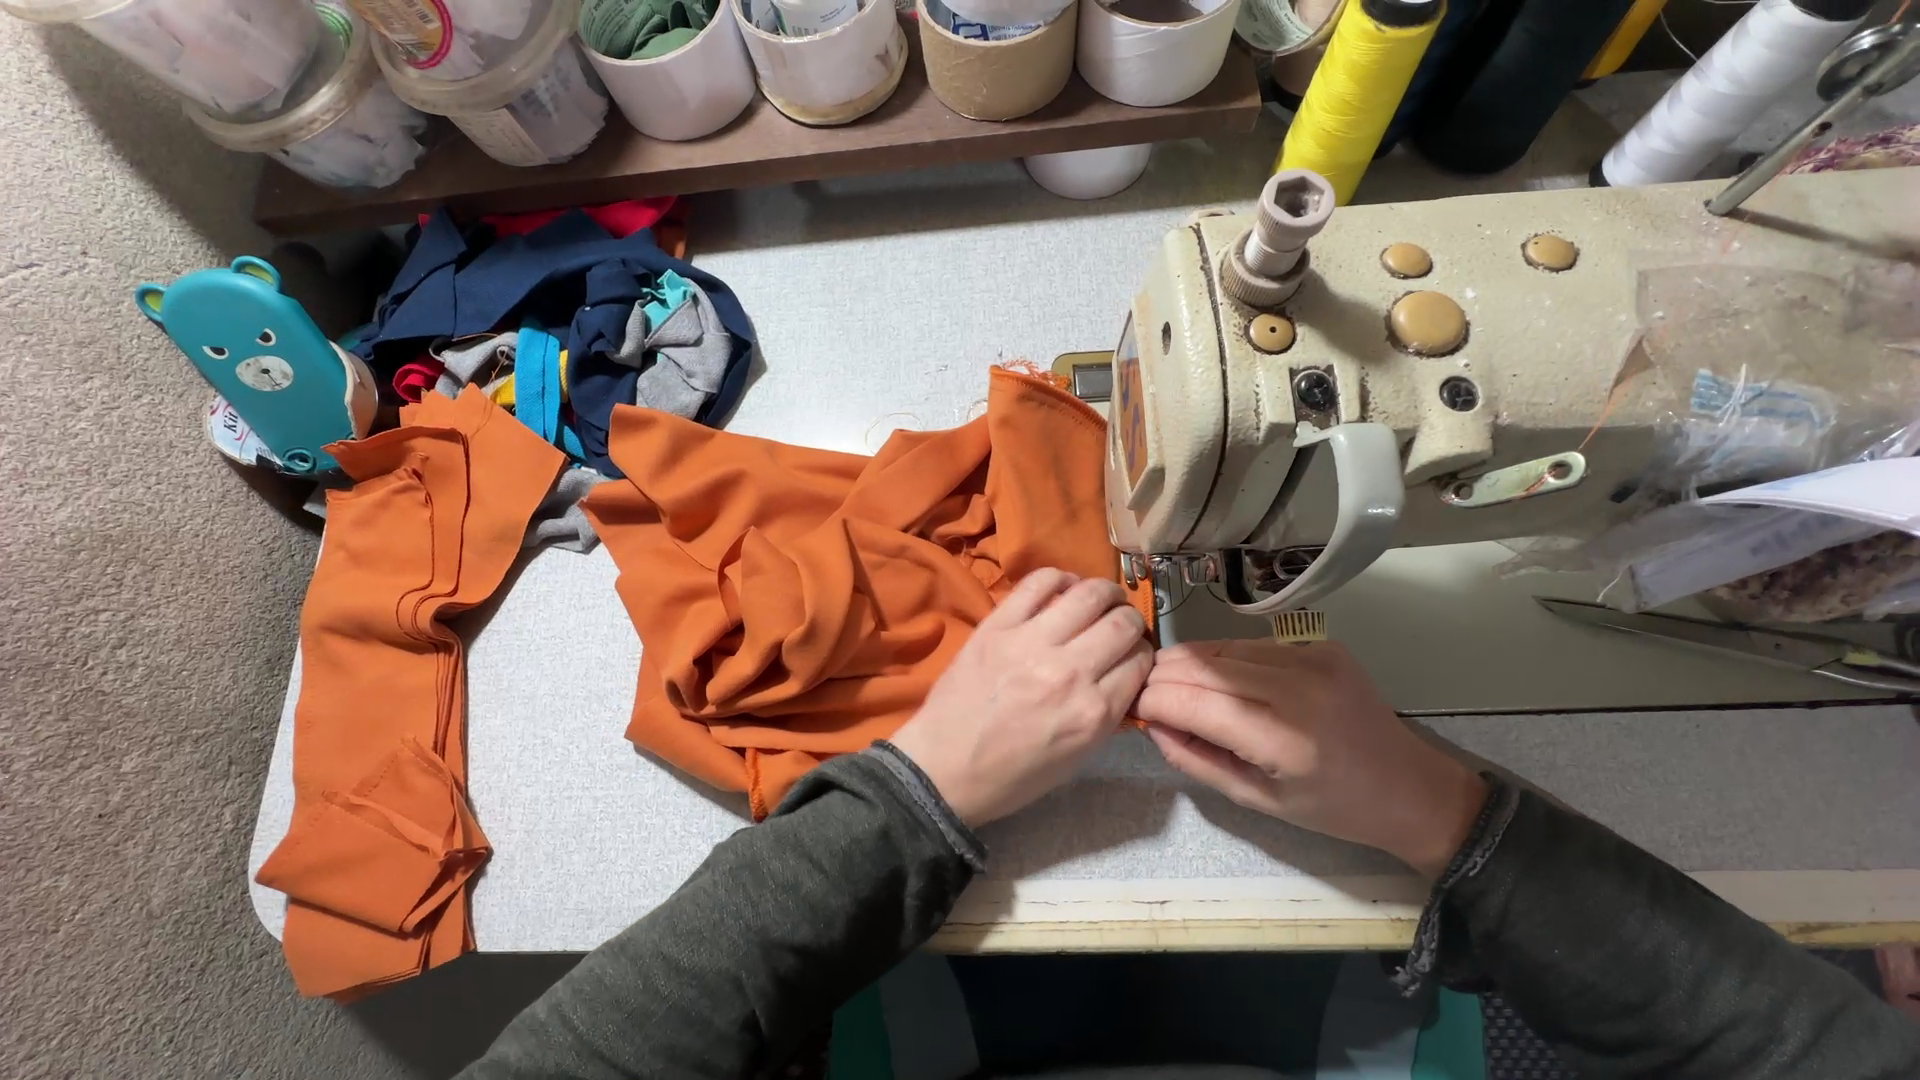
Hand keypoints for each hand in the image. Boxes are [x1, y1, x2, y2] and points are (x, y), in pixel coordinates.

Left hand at [889, 569, 1151, 827]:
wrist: (944, 769)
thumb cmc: (1012, 775)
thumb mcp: (1076, 758)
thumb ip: (1107, 715)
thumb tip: (1126, 676)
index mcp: (1093, 712)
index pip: (1140, 662)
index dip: (1143, 653)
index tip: (1133, 653)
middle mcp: (1069, 672)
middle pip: (1122, 624)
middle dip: (1130, 621)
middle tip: (1120, 624)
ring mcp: (1030, 643)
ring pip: (1088, 595)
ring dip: (1105, 593)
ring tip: (1102, 598)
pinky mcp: (997, 626)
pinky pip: (1039, 583)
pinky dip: (1060, 578)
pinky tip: (1064, 588)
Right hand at [1137, 640, 1486, 878]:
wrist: (1410, 786)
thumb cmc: (1331, 808)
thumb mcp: (1256, 800)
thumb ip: (1196, 759)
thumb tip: (1151, 724)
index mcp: (1283, 737)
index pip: (1192, 700)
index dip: (1150, 699)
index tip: (1130, 708)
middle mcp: (1297, 685)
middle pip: (1201, 664)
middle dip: (1160, 675)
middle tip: (1142, 693)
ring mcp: (1311, 657)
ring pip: (1221, 647)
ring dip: (1187, 663)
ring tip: (1172, 684)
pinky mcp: (1320, 644)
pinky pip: (1250, 645)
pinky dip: (1223, 660)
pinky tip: (1218, 679)